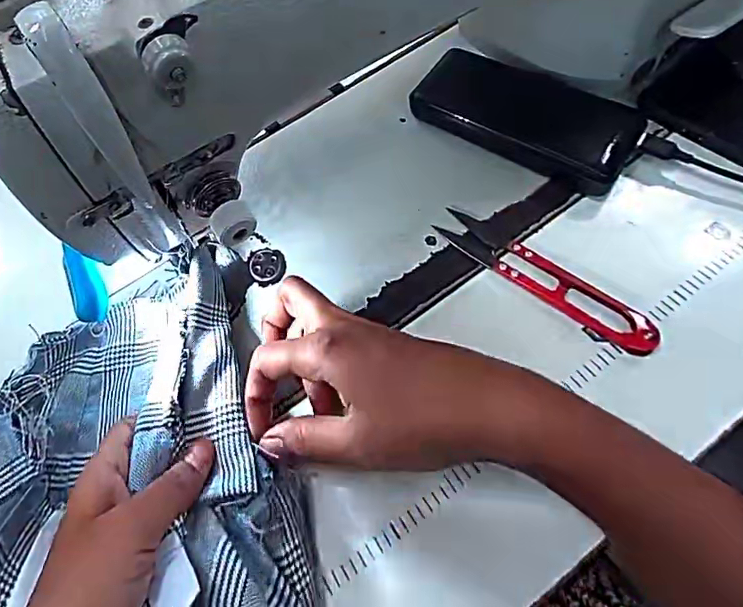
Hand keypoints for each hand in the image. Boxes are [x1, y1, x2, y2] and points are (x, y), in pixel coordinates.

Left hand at [28, 420, 213, 606]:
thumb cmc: (90, 580)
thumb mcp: (131, 526)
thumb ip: (168, 487)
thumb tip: (203, 446)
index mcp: (101, 478)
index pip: (133, 431)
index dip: (164, 419)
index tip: (205, 414)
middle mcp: (115, 502)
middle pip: (156, 471)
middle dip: (189, 465)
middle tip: (231, 453)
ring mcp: (128, 539)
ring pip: (168, 509)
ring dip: (195, 504)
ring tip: (235, 486)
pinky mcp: (142, 572)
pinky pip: (172, 545)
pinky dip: (193, 538)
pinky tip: (220, 527)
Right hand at [244, 277, 559, 470]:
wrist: (488, 405)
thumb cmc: (433, 414)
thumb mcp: (357, 443)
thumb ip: (306, 441)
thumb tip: (277, 441)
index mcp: (325, 346)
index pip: (266, 356)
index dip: (255, 395)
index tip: (263, 424)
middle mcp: (340, 328)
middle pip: (285, 298)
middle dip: (269, 331)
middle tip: (272, 371)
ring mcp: (362, 331)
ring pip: (311, 320)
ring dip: (300, 355)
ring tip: (316, 403)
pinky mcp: (381, 342)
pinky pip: (338, 338)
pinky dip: (328, 363)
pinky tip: (346, 404)